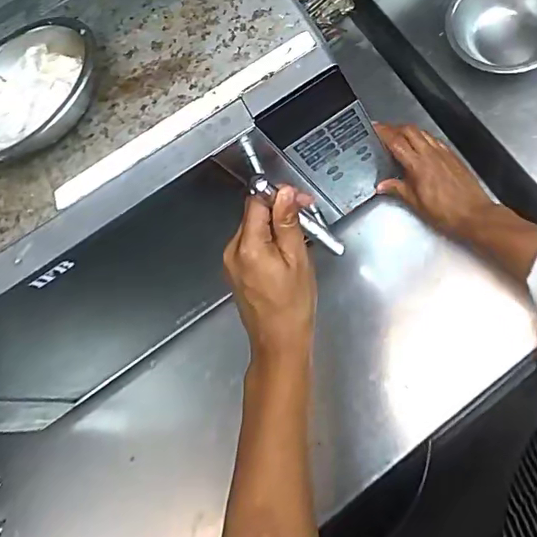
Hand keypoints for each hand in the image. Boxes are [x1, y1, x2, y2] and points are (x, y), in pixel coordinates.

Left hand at [224, 185, 317, 364]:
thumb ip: (288, 222)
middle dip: (279, 210)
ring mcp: (231, 261)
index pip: (256, 201)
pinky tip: (285, 253)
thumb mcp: (297, 259)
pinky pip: (251, 243)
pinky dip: (268, 240)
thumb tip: (285, 193)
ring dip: (275, 225)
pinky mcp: (235, 269)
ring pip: (253, 227)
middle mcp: (232, 250)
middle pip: (253, 213)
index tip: (300, 200)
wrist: (278, 343)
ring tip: (298, 239)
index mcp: (247, 246)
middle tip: (305, 216)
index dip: (279, 195)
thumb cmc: (293, 306)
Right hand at [374, 122, 497, 239]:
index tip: (374, 127)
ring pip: (422, 132)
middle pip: (409, 130)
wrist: (475, 215)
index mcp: (418, 165)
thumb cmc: (446, 212)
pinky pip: (435, 140)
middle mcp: (431, 154)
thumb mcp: (416, 204)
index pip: (396, 141)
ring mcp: (443, 153)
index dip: (383, 132)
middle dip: (394, 127)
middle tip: (384, 131)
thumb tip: (382, 185)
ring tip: (400, 137)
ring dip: (409, 131)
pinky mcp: (453, 156)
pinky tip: (422, 146)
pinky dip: (424, 137)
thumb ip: (398, 189)